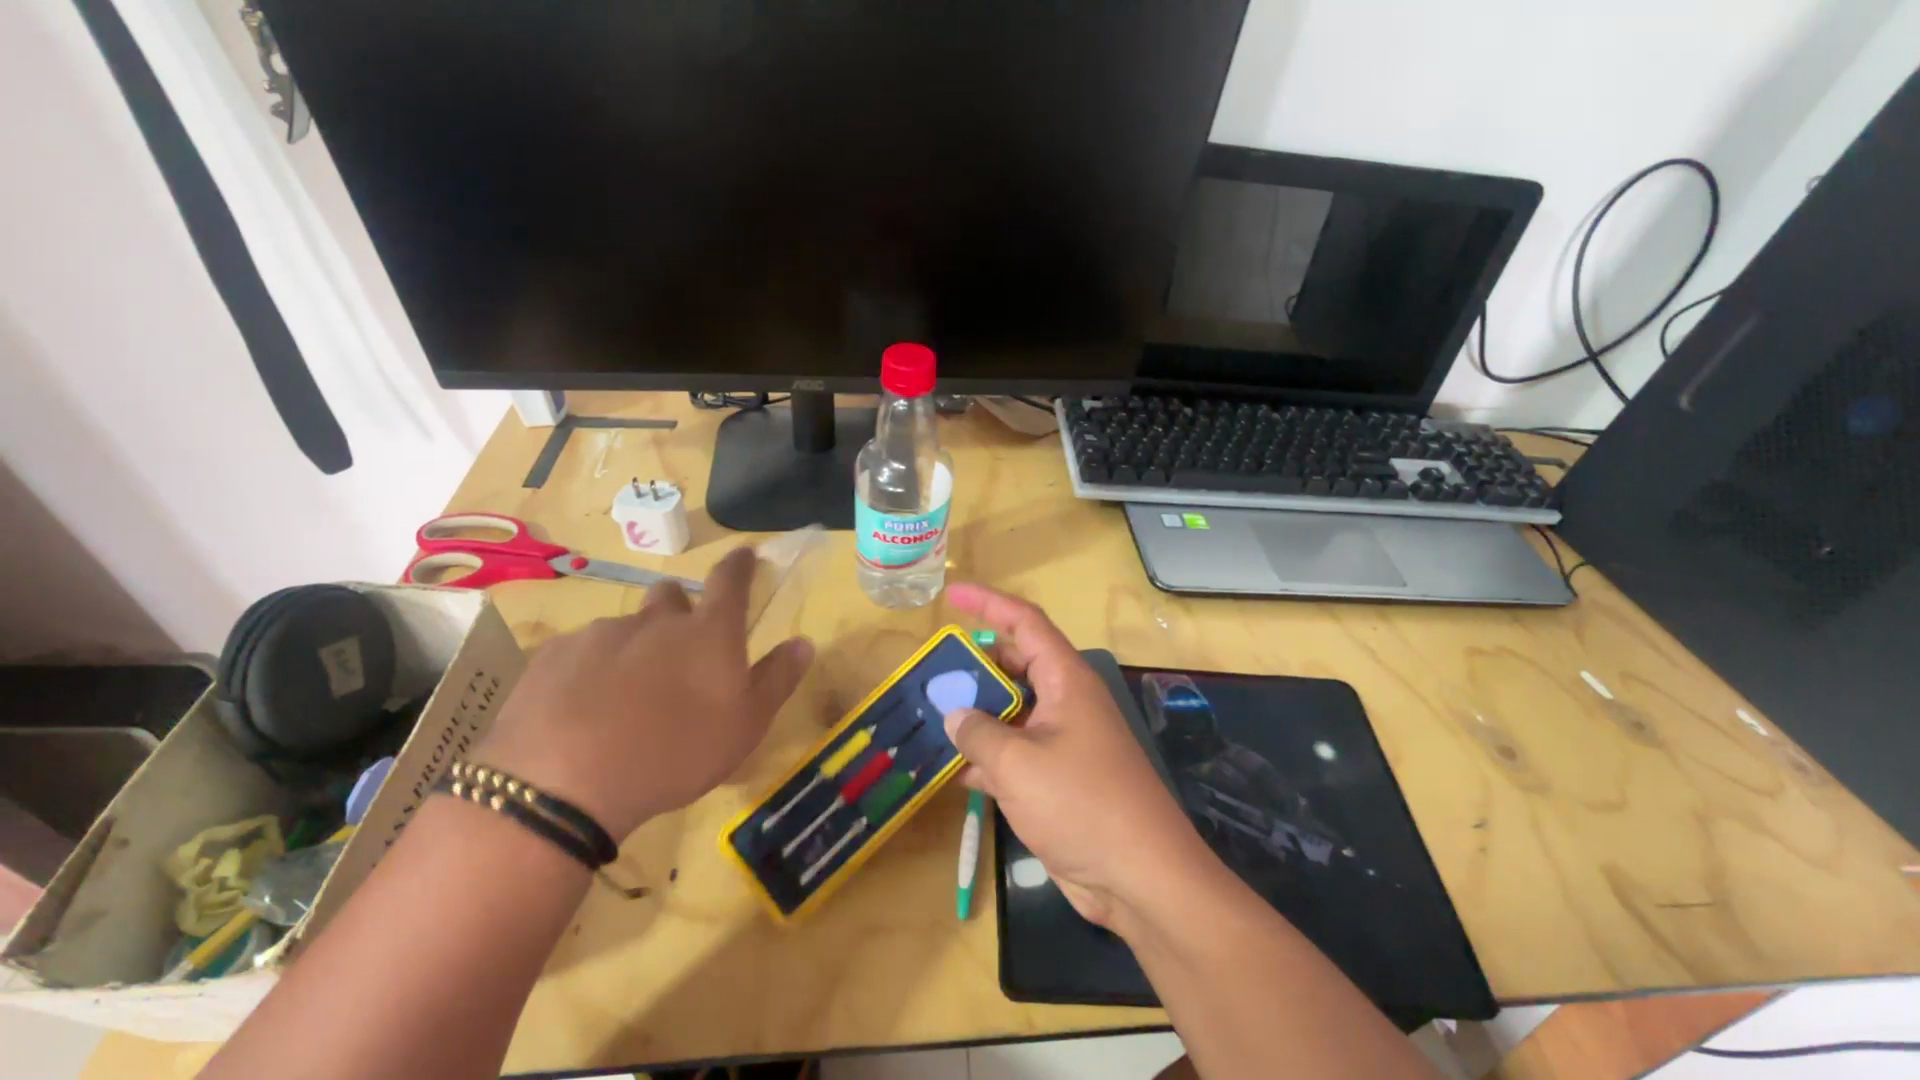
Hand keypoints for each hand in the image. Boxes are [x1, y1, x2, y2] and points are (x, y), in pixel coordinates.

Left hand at [474, 546, 813, 837]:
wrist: (567, 782)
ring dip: (633, 648)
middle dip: (679, 612)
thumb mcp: (745, 727)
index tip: (746, 555)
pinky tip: (584, 710)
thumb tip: (803, 642)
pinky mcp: (553, 655)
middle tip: (680, 654)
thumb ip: (776, 680)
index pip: (731, 580)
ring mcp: (599, 634)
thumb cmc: (675, 755)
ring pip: (624, 628)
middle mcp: (655, 620)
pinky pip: (580, 652)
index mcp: (708, 634)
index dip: (741, 565)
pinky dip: (590, 670)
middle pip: (671, 597)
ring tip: (625, 697)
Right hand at [942, 584, 1207, 930]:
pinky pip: (1014, 755)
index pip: (1025, 623)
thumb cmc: (1081, 804)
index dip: (988, 603)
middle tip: (929, 670)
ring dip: (973, 716)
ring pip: (1011, 714)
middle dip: (973, 666)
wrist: (1139, 876)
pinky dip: (984, 758)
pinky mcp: (1058, 782)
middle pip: (1015, 667)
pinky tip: (948, 770)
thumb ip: (978, 733)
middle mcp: (1066, 704)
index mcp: (1066, 681)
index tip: (951, 593)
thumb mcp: (1018, 763)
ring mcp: (1064, 744)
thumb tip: (955, 714)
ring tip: (926, 716)